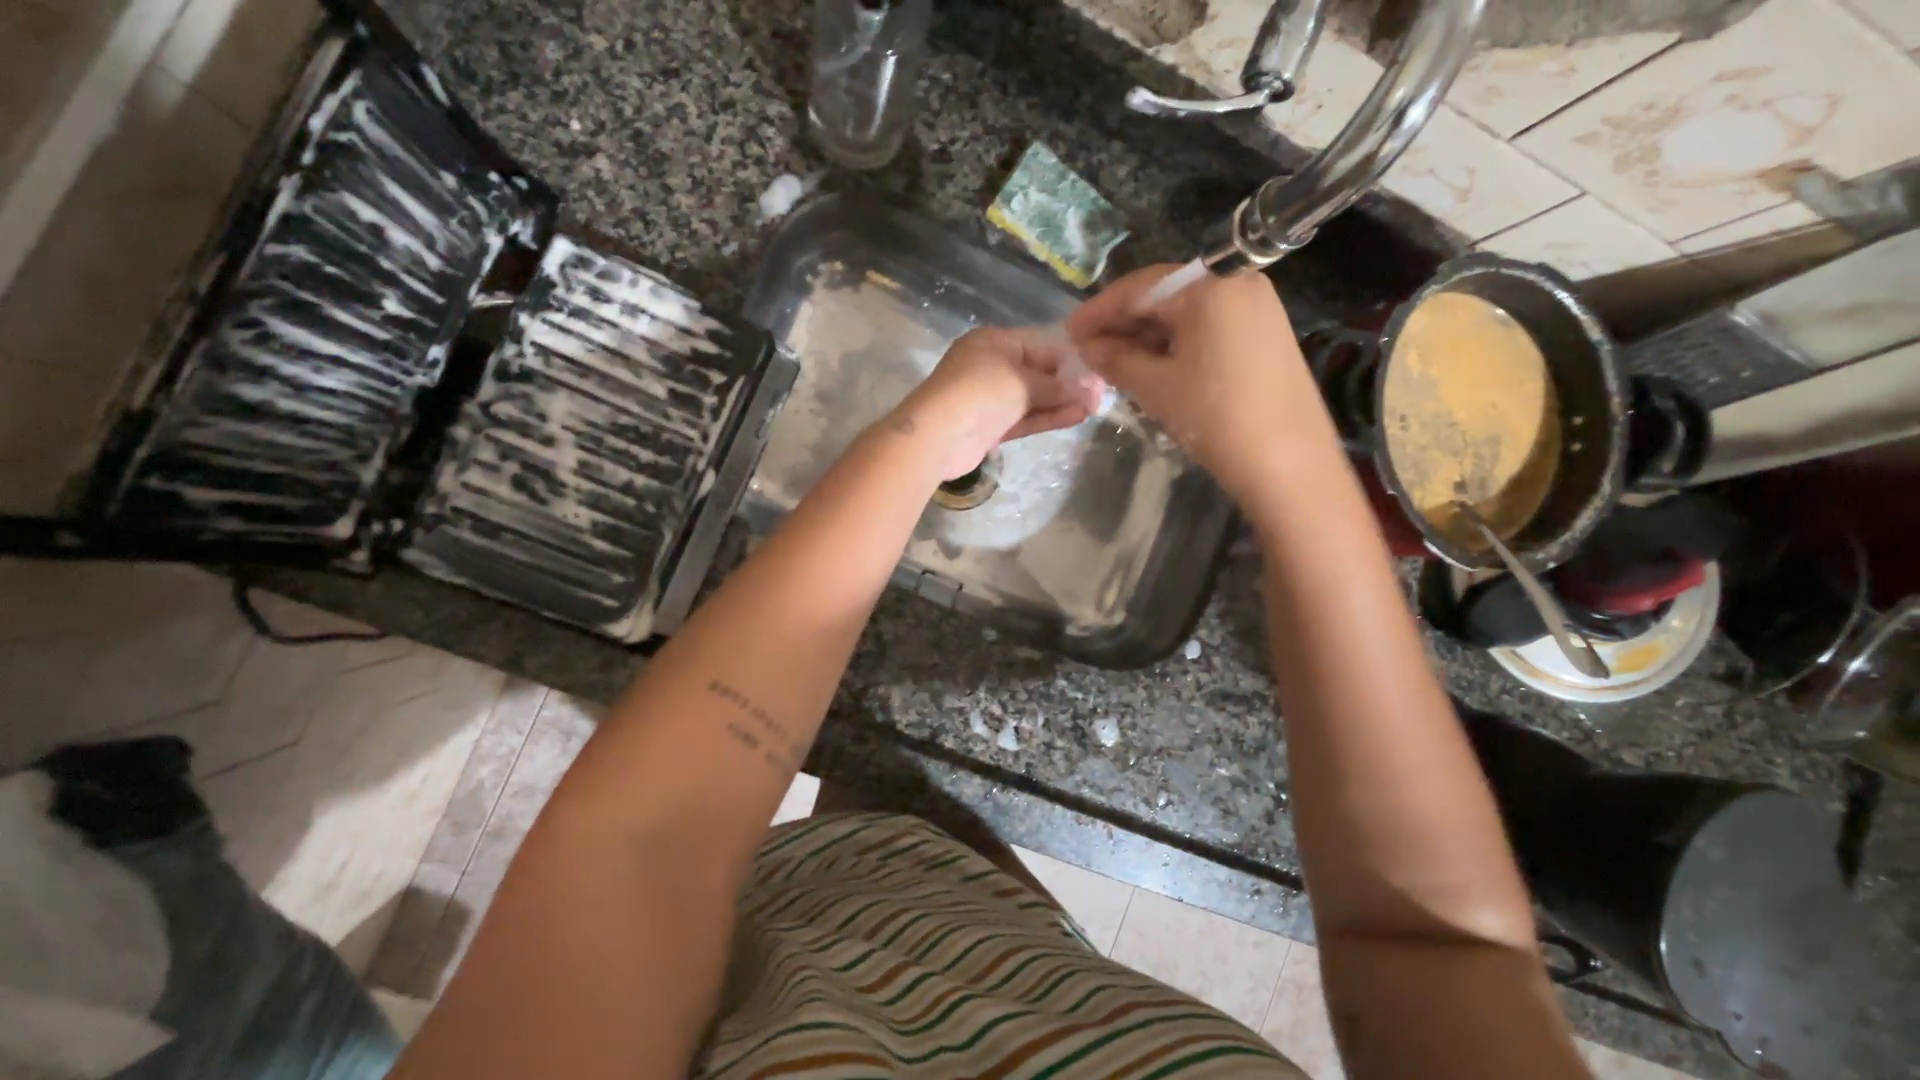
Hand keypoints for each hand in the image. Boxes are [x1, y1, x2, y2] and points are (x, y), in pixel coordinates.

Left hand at [884, 326, 1105, 479]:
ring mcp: (990, 398)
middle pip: (1038, 371)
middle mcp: (991, 366)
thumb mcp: (1023, 381)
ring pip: (1033, 397)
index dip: (1070, 356)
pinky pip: (1025, 418)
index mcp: (994, 342)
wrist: (937, 435)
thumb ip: (1057, 385)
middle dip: (1069, 382)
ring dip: (1062, 401)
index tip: (1099, 367)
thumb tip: (1089, 389)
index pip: (1040, 343)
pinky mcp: (991, 427)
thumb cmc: (980, 392)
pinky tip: (1076, 416)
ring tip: (1094, 407)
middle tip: (1101, 392)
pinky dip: (1048, 417)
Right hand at [1067, 264, 1342, 502]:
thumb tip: (1088, 347)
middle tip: (1089, 350)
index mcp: (1211, 286)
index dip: (1100, 310)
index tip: (1070, 332)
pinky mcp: (1266, 336)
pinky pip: (1210, 329)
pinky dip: (1177, 345)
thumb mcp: (1155, 386)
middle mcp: (1238, 285)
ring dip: (1149, 336)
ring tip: (1114, 363)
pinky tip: (1152, 367)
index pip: (1141, 286)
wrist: (1288, 463)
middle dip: (1124, 323)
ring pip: (1188, 314)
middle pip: (1167, 295)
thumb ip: (1115, 359)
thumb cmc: (1216, 417)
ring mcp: (1257, 309)